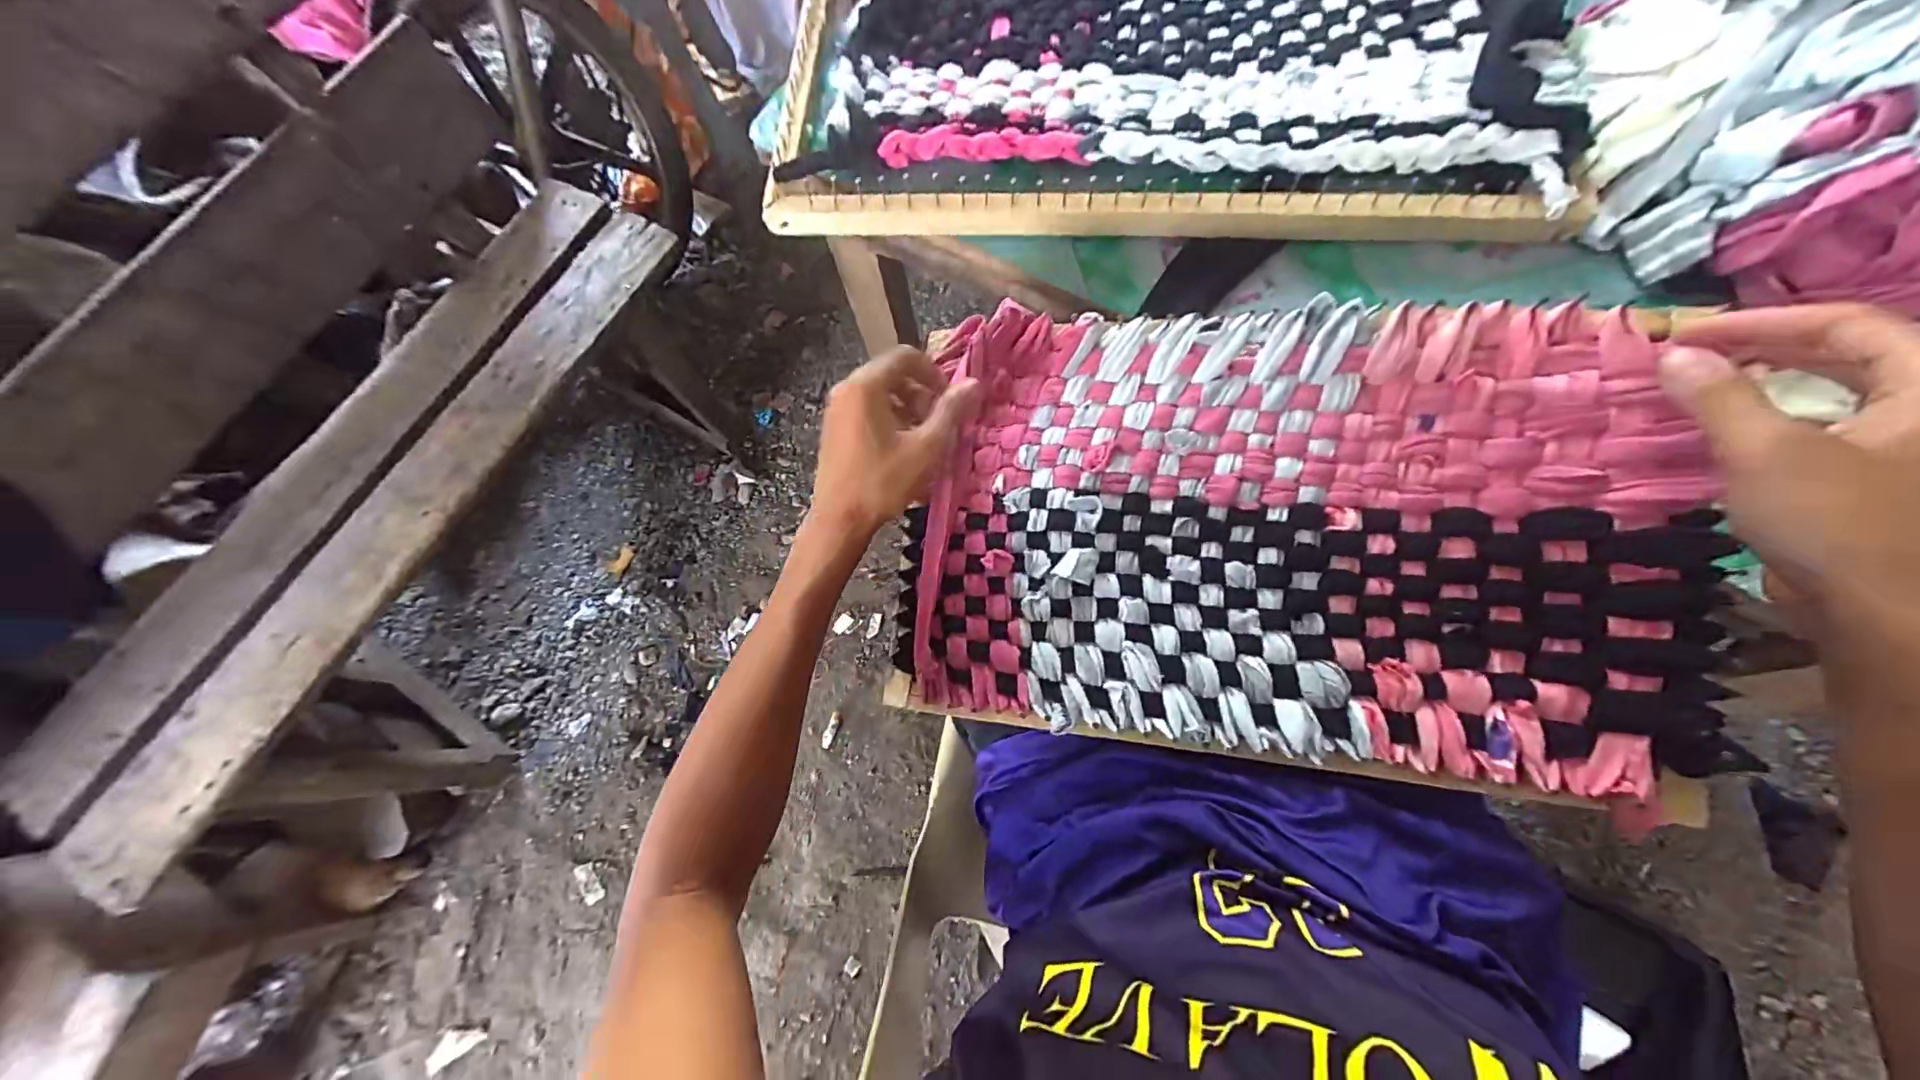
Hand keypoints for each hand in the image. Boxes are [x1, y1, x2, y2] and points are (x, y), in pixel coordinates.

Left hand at [808, 347, 981, 538]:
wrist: (840, 521)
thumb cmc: (883, 483)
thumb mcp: (926, 448)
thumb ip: (951, 412)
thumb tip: (974, 385)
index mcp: (866, 386)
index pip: (906, 356)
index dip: (935, 374)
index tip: (951, 400)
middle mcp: (847, 389)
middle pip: (894, 374)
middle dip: (923, 394)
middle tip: (940, 423)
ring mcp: (837, 409)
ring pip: (882, 394)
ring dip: (909, 409)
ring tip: (925, 439)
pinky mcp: (835, 429)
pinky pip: (868, 410)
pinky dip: (891, 420)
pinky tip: (903, 450)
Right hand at [1661, 304, 1919, 697]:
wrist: (1880, 611)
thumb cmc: (1836, 520)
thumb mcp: (1766, 452)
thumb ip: (1720, 397)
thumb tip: (1674, 355)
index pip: (1844, 325)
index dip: (1761, 323)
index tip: (1686, 333)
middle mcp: (1918, 407)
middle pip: (1840, 356)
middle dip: (1758, 351)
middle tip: (1684, 356)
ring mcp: (1896, 446)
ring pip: (1824, 396)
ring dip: (1756, 388)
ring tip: (1692, 388)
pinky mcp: (1866, 481)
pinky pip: (1811, 432)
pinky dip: (1762, 424)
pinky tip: (1716, 432)